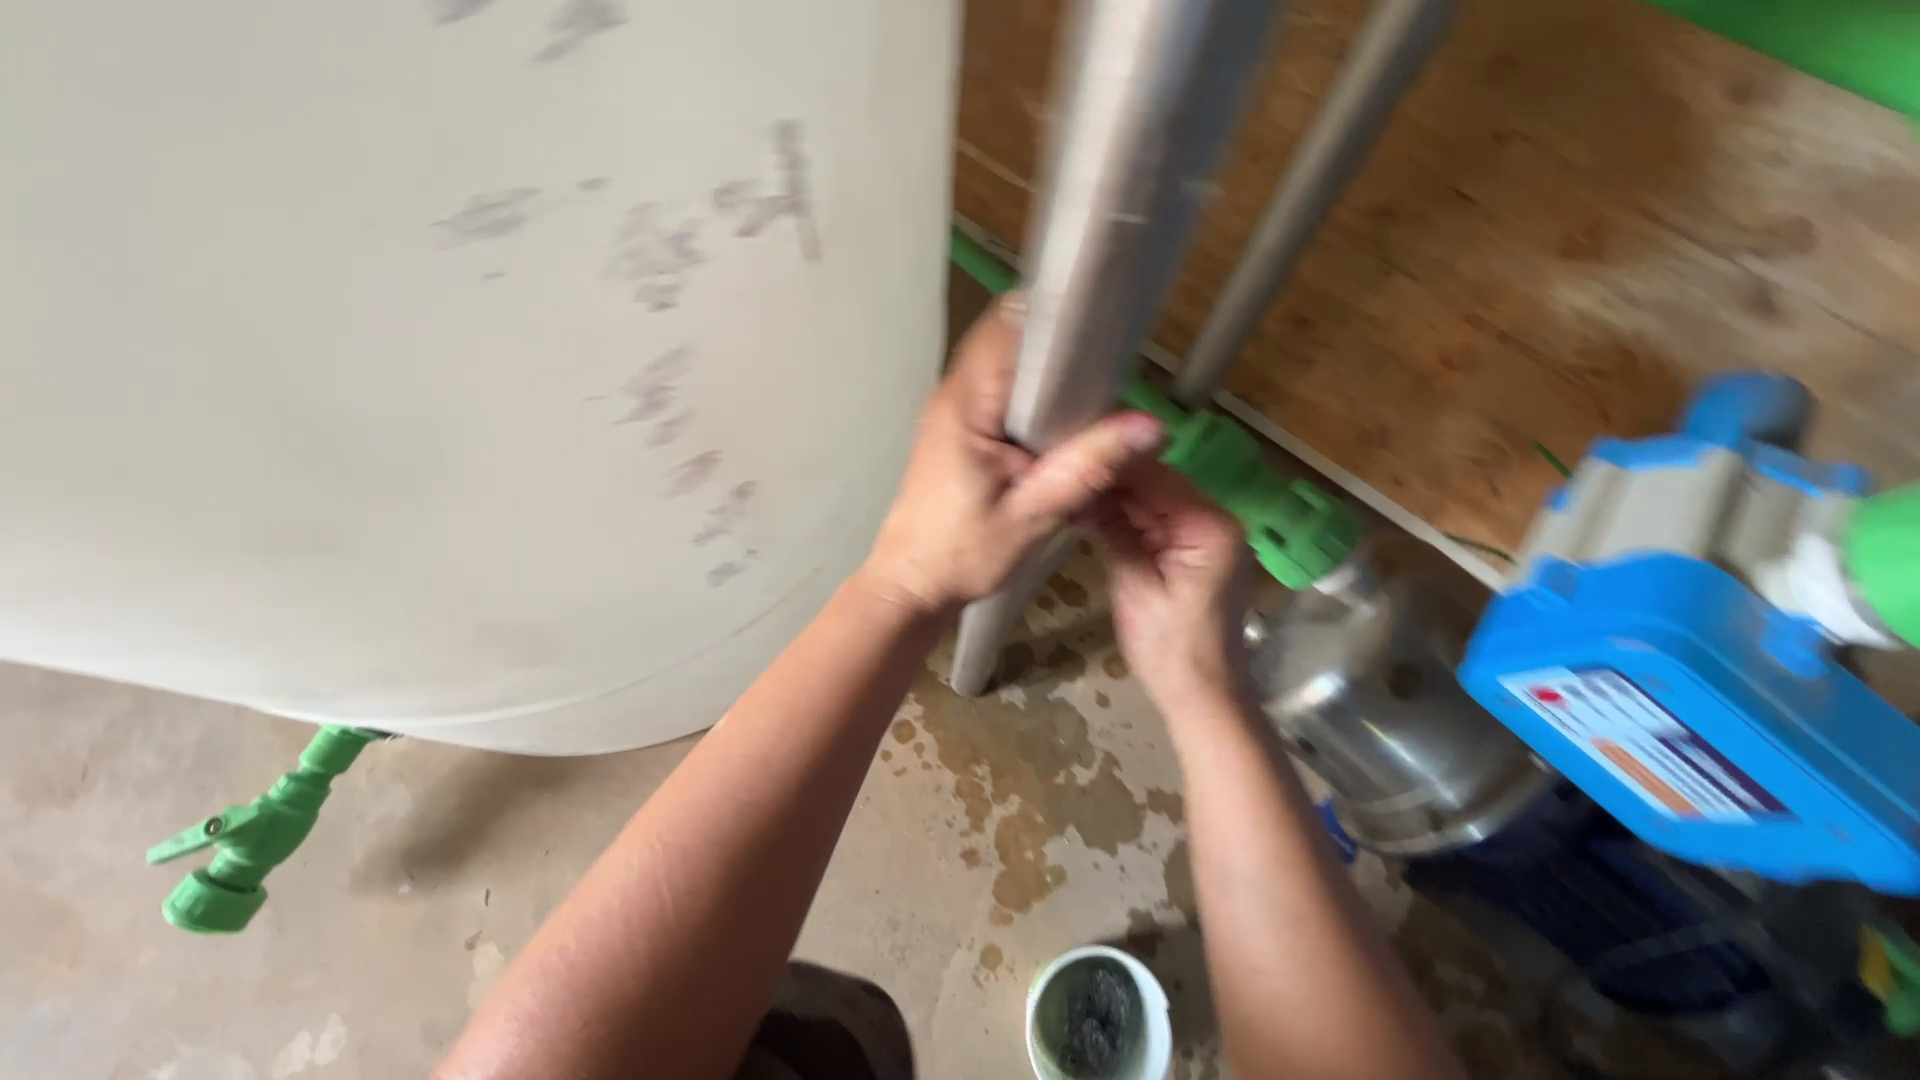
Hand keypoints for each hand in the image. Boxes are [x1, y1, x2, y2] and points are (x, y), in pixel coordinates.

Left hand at [863, 295, 1164, 615]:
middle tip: (1107, 381)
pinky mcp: (960, 427)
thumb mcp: (1034, 514)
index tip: (1104, 340)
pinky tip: (1061, 427)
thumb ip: (1088, 466)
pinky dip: (1035, 400)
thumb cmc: (962, 554)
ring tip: (1091, 403)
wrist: (915, 584)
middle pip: (1013, 339)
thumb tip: (1148, 428)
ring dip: (1050, 379)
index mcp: (966, 403)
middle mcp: (954, 394)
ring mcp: (954, 408)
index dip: (1060, 325)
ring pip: (1010, 365)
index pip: (1012, 328)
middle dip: (1062, 353)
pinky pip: (1004, 391)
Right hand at [1091, 461, 1250, 714]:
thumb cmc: (1170, 648)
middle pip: (1154, 484)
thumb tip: (1078, 488)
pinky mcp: (1191, 551)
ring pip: (1151, 501)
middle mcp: (1214, 520)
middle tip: (1059, 464)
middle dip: (1109, 477)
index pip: (1154, 477)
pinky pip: (1154, 522)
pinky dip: (1125, 518)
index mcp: (1209, 525)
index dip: (1110, 462)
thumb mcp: (1134, 585)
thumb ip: (1112, 530)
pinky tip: (1090, 510)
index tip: (1066, 447)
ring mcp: (1204, 536)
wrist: (1202, 695)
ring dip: (1113, 496)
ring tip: (1067, 482)